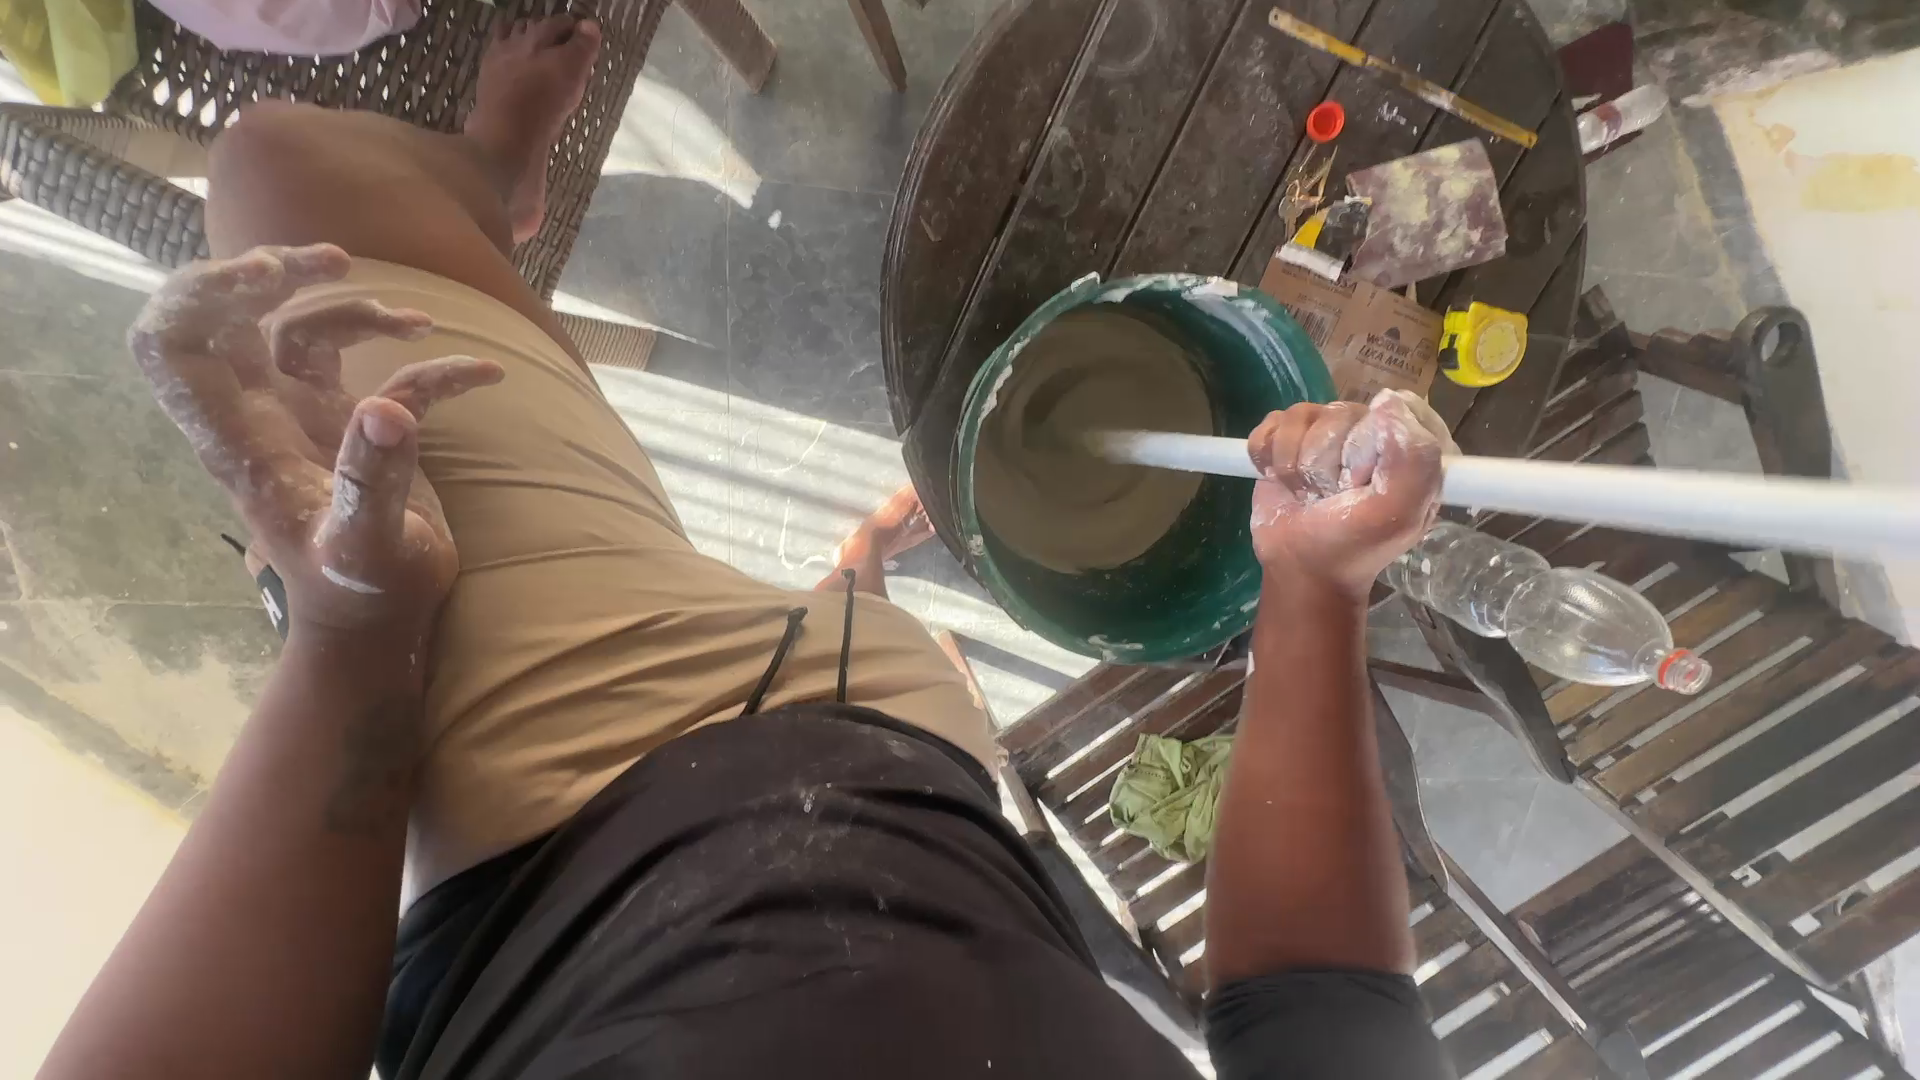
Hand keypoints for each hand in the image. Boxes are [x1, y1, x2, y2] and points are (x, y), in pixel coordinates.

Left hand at [128, 244, 503, 641]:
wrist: (383, 616)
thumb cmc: (364, 590)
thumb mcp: (369, 544)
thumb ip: (372, 478)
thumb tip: (386, 406)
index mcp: (244, 439)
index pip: (178, 344)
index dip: (204, 293)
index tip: (273, 275)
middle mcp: (268, 419)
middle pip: (233, 322)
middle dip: (273, 278)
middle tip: (332, 259)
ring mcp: (317, 424)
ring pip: (309, 338)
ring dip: (357, 312)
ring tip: (418, 321)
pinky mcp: (366, 437)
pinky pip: (395, 382)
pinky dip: (437, 370)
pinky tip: (486, 377)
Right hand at [1246, 390, 1448, 596]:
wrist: (1298, 567)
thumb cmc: (1351, 546)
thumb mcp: (1398, 511)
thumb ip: (1412, 458)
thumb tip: (1386, 401)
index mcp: (1403, 447)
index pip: (1388, 410)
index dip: (1367, 444)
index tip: (1362, 481)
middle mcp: (1364, 434)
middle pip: (1336, 414)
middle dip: (1322, 461)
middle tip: (1327, 496)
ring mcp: (1321, 436)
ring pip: (1299, 416)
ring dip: (1290, 462)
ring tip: (1302, 492)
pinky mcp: (1284, 443)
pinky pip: (1270, 423)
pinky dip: (1264, 454)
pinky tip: (1275, 477)